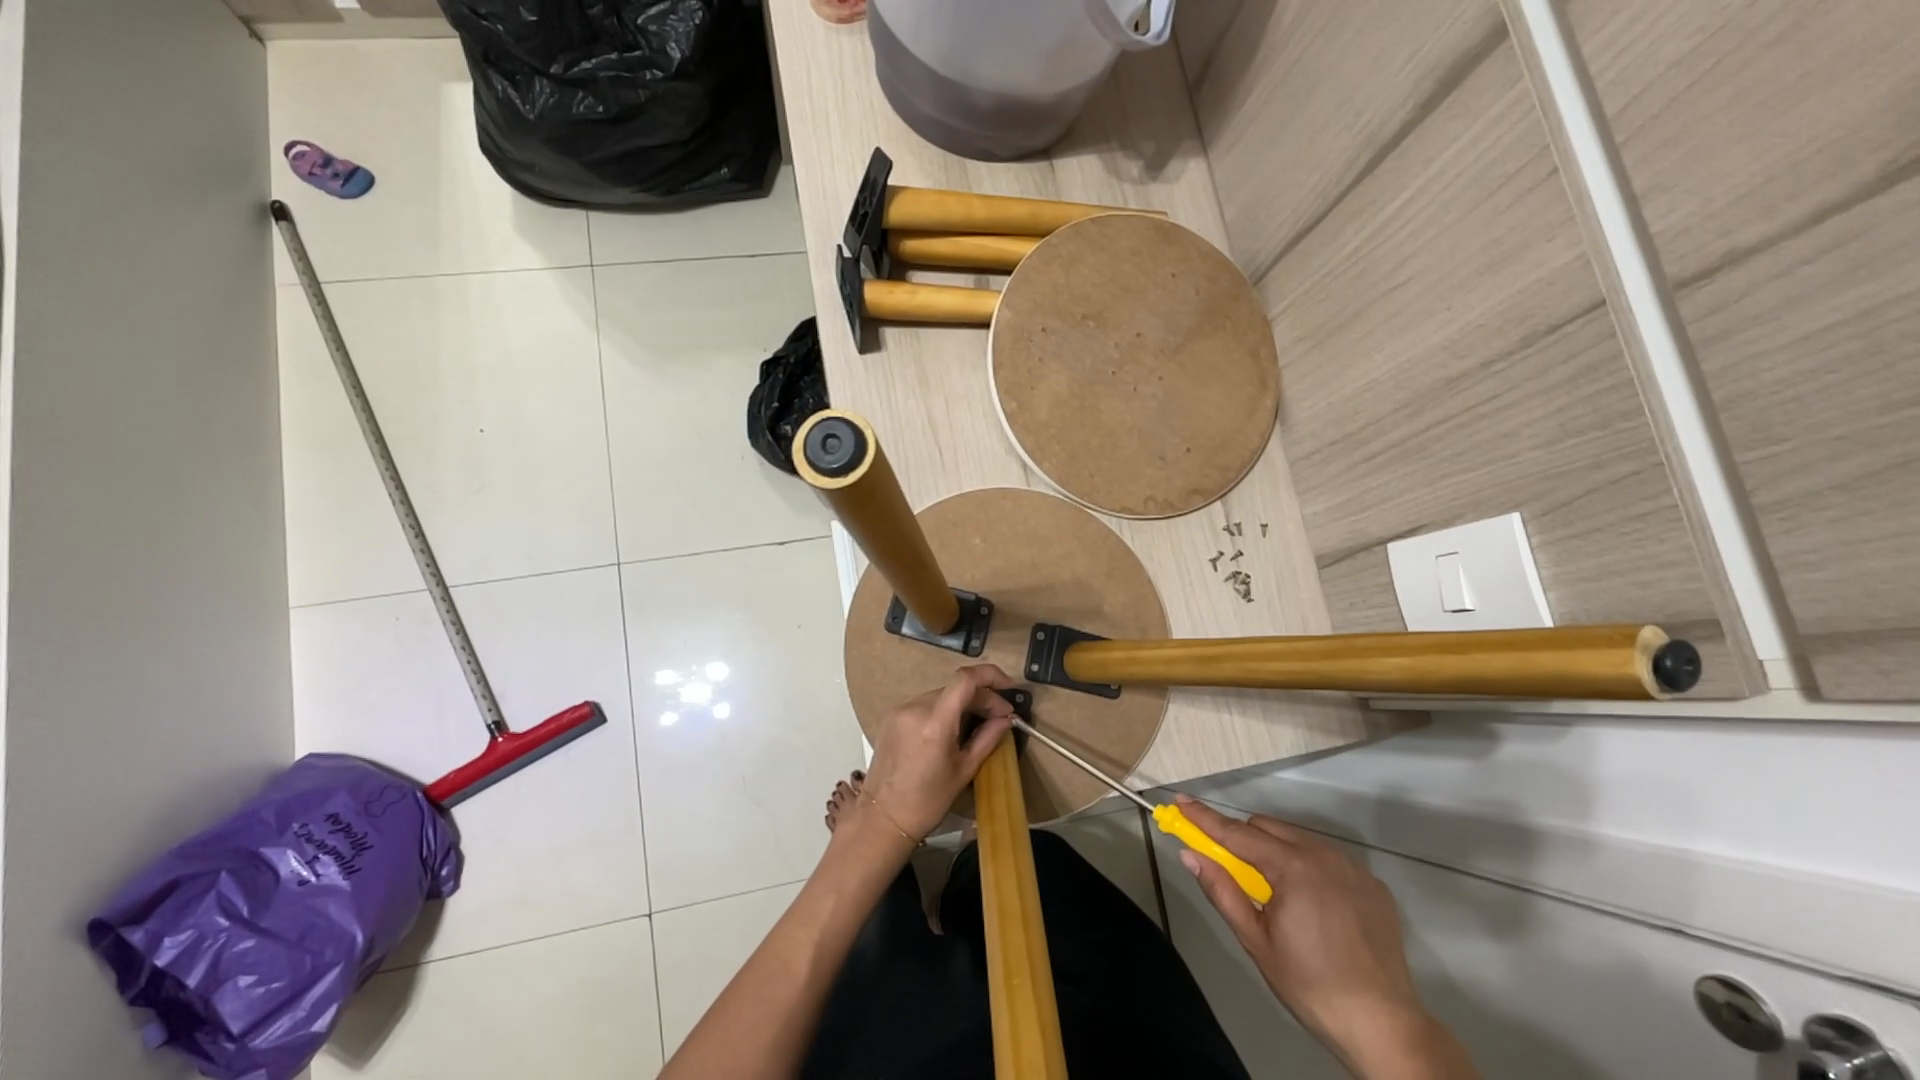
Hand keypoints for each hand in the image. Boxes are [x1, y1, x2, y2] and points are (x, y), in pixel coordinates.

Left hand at [859, 665, 1015, 838]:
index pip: (965, 680)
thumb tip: (1006, 719)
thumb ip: (987, 739)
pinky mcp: (891, 717)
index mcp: (935, 722)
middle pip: (955, 688)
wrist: (883, 817)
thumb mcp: (964, 771)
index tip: (1008, 687)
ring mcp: (900, 710)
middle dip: (981, 697)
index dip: (991, 676)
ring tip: (977, 725)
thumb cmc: (927, 801)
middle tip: (999, 717)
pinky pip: (924, 704)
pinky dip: (943, 710)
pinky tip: (952, 730)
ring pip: (940, 695)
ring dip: (962, 703)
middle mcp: (915, 708)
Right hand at [1176, 798, 1460, 1075]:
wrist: (1381, 1022)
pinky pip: (1328, 861)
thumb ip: (1222, 890)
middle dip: (1241, 838)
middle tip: (1225, 864)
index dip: (1205, 818)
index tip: (1180, 802)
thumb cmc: (1308, 984)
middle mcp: (1325, 856)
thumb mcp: (1255, 940)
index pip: (1237, 833)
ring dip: (1274, 852)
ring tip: (1271, 894)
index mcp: (1293, 868)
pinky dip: (1307, 869)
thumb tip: (1190, 854)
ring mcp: (1353, 869)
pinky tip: (1310, 907)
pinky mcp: (1372, 885)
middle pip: (1268, 828)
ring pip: (1299, 841)